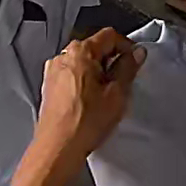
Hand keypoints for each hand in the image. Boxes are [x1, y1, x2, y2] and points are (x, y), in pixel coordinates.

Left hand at [35, 29, 145, 162]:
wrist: (57, 149)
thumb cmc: (85, 121)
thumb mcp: (118, 92)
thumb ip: (129, 67)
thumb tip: (136, 53)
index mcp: (81, 52)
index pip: (110, 36)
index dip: (127, 46)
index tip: (135, 60)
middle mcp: (63, 57)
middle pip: (95, 47)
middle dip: (112, 59)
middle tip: (124, 79)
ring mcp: (53, 72)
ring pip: (83, 61)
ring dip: (98, 71)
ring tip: (108, 93)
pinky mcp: (49, 87)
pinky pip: (73, 74)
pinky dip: (85, 81)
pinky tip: (92, 100)